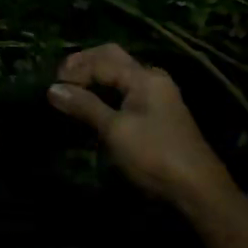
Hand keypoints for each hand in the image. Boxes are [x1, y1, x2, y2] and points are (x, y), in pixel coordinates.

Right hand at [47, 44, 237, 210]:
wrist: (196, 187)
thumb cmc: (154, 155)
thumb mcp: (115, 130)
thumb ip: (85, 106)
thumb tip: (53, 89)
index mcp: (144, 77)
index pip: (102, 61)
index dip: (74, 70)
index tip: (51, 86)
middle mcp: (152, 79)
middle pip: (113, 60)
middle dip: (85, 64)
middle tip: (59, 79)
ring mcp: (157, 97)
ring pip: (120, 76)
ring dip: (95, 78)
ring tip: (70, 90)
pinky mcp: (157, 115)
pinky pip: (126, 92)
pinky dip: (106, 93)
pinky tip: (93, 105)